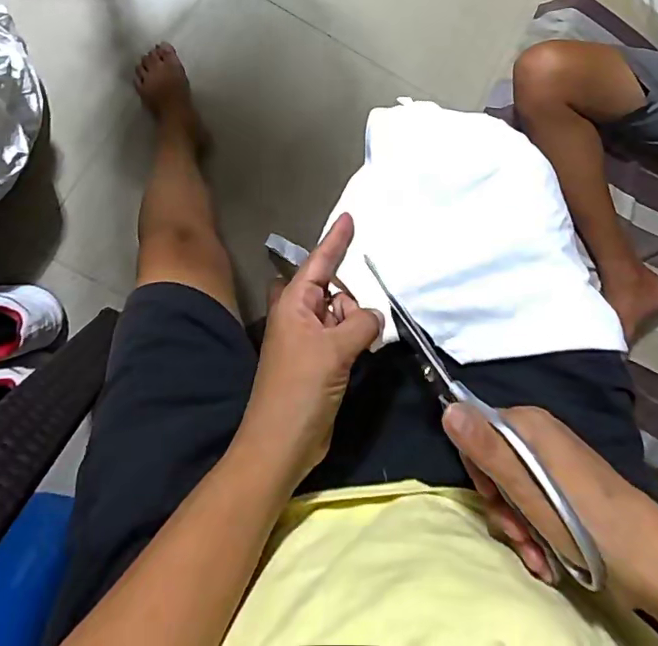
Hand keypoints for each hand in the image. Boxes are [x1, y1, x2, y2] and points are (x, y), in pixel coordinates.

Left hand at [235, 214, 381, 487]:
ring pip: (343, 314)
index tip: (349, 217)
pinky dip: (357, 339)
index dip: (335, 240)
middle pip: (335, 289)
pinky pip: (345, 336)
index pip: (318, 262)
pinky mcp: (321, 361)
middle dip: (352, 298)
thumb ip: (361, 324)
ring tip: (357, 347)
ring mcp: (310, 339)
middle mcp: (299, 314)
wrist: (283, 439)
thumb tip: (374, 316)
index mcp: (293, 302)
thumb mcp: (334, 350)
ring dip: (357, 323)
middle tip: (355, 328)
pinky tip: (367, 346)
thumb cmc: (300, 387)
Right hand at [442, 404, 657, 601]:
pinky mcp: (569, 491)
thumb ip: (486, 448)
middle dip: (500, 507)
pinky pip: (535, 503)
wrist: (657, 566)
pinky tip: (547, 560)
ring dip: (517, 527)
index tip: (491, 503)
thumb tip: (448, 409)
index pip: (475, 431)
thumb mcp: (526, 489)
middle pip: (493, 463)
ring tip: (537, 558)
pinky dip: (535, 532)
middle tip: (517, 537)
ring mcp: (556, 464)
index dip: (477, 470)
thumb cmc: (586, 523)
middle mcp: (540, 435)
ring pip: (512, 489)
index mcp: (528, 423)